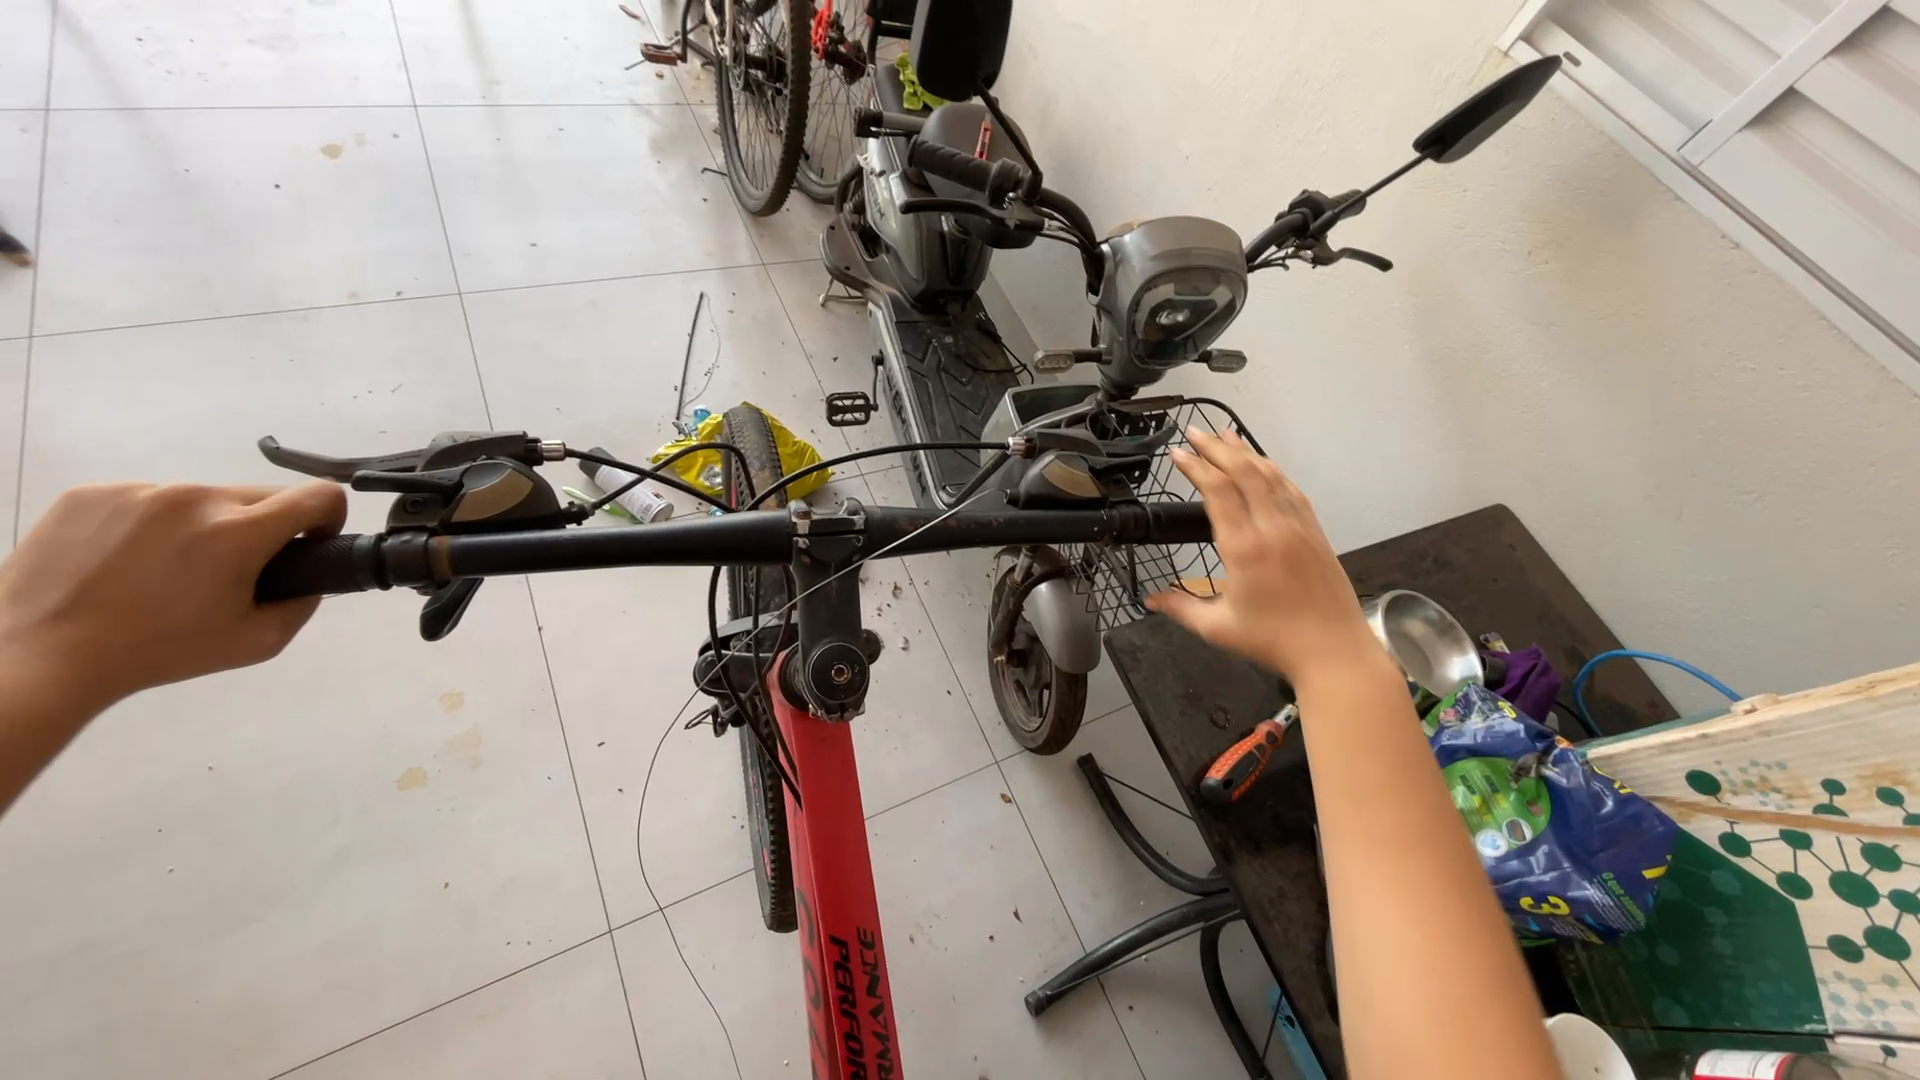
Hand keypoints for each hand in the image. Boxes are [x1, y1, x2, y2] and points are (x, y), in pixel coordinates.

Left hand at [0, 482, 346, 711]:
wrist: (38, 655)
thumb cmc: (160, 651)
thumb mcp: (259, 642)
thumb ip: (303, 603)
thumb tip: (309, 578)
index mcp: (240, 532)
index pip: (319, 494)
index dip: (330, 516)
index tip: (311, 542)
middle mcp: (194, 498)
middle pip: (263, 496)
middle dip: (267, 527)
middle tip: (237, 569)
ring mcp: (138, 491)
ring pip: (204, 499)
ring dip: (208, 525)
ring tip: (171, 569)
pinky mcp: (91, 493)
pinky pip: (150, 499)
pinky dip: (155, 524)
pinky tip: (129, 561)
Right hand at [1146, 429, 1384, 684]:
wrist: (1334, 651)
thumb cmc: (1274, 641)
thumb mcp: (1218, 628)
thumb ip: (1181, 608)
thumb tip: (1150, 599)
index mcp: (1245, 548)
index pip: (1217, 492)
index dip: (1195, 467)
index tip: (1177, 453)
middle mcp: (1273, 528)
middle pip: (1244, 472)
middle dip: (1216, 448)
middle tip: (1194, 432)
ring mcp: (1298, 527)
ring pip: (1270, 475)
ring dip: (1245, 452)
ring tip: (1225, 435)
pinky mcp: (1315, 532)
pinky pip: (1291, 490)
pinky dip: (1273, 471)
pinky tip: (1263, 464)